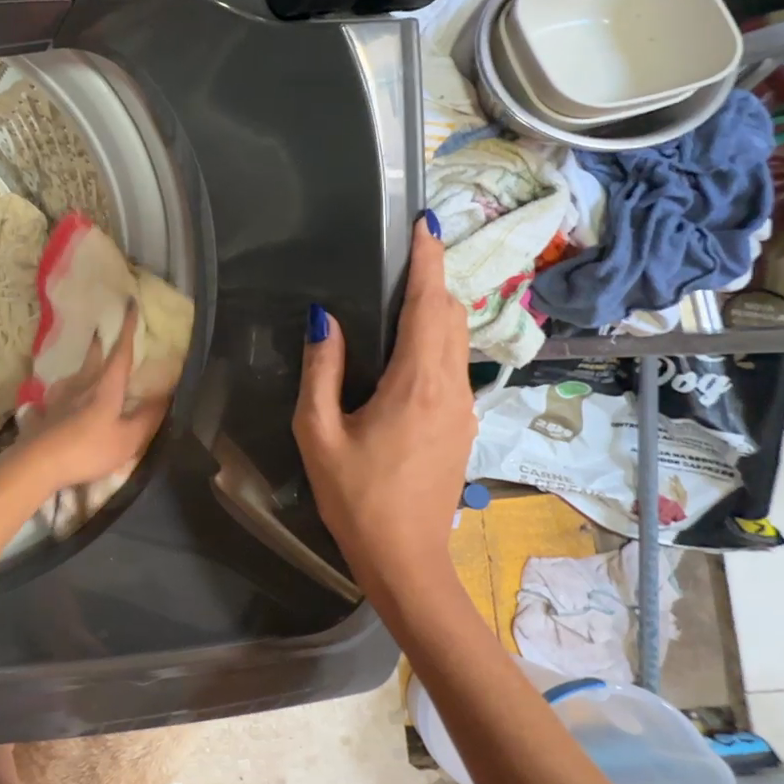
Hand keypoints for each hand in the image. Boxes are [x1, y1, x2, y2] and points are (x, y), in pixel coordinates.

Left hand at [0, 304, 170, 494]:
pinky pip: (56, 397)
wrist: (37, 463)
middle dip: (100, 343)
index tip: (130, 305)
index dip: (128, 330)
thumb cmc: (88, 450)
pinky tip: (59, 399)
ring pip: (73, 376)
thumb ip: (148, 417)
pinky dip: (63, 394)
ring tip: (88, 365)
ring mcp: (57, 399)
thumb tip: (167, 394)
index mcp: (104, 387)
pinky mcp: (43, 414)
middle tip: (102, 329)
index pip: (120, 353)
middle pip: (92, 359)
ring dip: (83, 366)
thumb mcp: (128, 439)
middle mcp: (79, 385)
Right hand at [293, 214, 475, 578]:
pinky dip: (436, 335)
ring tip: (407, 284)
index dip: (427, 262)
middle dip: (434, 277)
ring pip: (457, 339)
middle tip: (409, 248)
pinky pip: (453, 363)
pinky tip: (410, 340)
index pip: (427, 307)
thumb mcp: (319, 431)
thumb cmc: (354, 495)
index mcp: (417, 386)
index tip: (424, 225)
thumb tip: (324, 319)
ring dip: (437, 306)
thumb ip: (322, 371)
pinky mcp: (462, 424)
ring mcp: (464, 408)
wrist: (407, 558)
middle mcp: (452, 389)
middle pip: (451, 317)